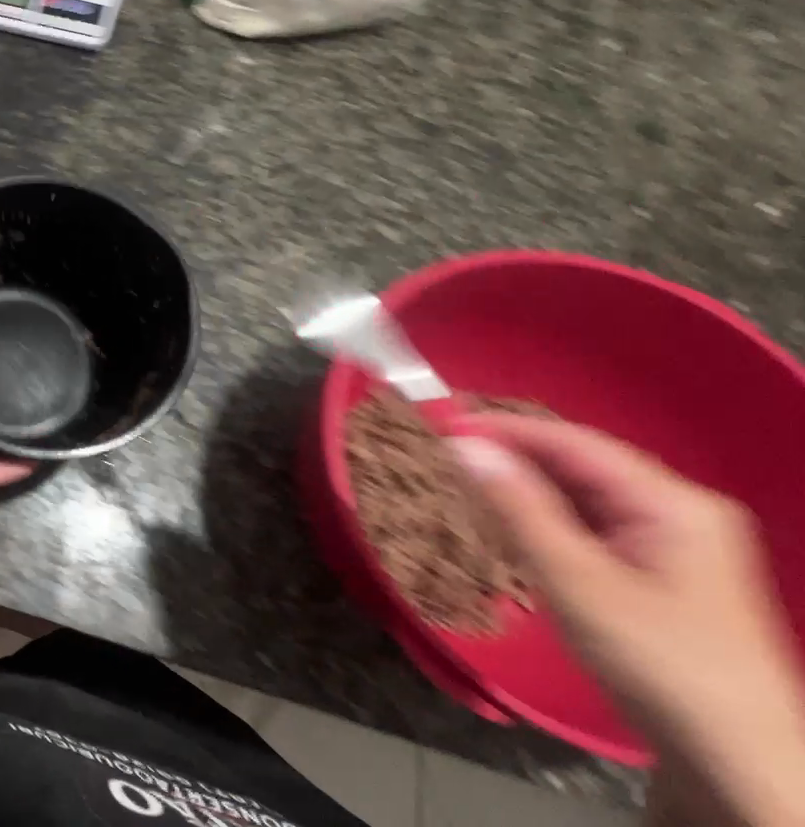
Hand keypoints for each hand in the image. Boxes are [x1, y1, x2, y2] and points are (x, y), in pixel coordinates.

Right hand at [452, 416, 804, 825]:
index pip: (573, 442)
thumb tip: (464, 446)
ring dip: (523, 486)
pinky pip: (591, 523)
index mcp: (672, 502)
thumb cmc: (656, 660)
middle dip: (511, 454)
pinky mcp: (659, 569)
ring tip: (459, 479)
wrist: (733, 752)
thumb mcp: (575, 579)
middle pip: (580, 464)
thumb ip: (518, 507)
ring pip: (583, 495)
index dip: (505, 428)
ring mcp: (673, 541)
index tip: (440, 422)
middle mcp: (678, 509)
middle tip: (441, 449)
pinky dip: (543, 516)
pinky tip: (505, 521)